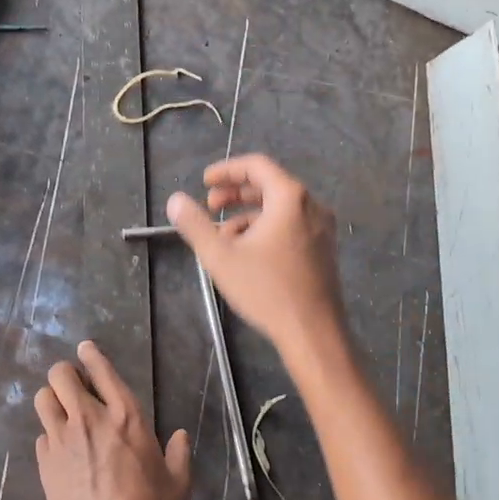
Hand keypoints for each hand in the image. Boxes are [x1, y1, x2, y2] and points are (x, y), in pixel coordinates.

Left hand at [29, 341, 191, 499]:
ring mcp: (62, 438)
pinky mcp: (44, 460)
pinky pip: (41, 433)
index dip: (90, 354)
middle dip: (65, 375)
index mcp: (126, 416)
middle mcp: (90, 418)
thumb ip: (179, 455)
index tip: (85, 349)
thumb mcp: (178, 487)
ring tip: (62, 413)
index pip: (102, 369)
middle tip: (74, 388)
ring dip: (52, 400)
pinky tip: (61, 451)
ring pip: (43, 397)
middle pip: (60, 373)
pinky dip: (49, 436)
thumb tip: (179, 436)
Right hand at [167, 154, 345, 358]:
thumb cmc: (267, 290)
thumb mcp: (220, 256)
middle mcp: (311, 206)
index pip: (257, 166)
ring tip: (222, 236)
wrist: (313, 334)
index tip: (204, 181)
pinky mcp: (323, 249)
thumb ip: (195, 225)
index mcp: (289, 198)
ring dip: (248, 214)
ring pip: (279, 208)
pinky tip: (247, 253)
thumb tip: (175, 200)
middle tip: (209, 206)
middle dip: (235, 192)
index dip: (227, 169)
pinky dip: (266, 228)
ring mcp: (322, 228)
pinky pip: (291, 224)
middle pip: (269, 184)